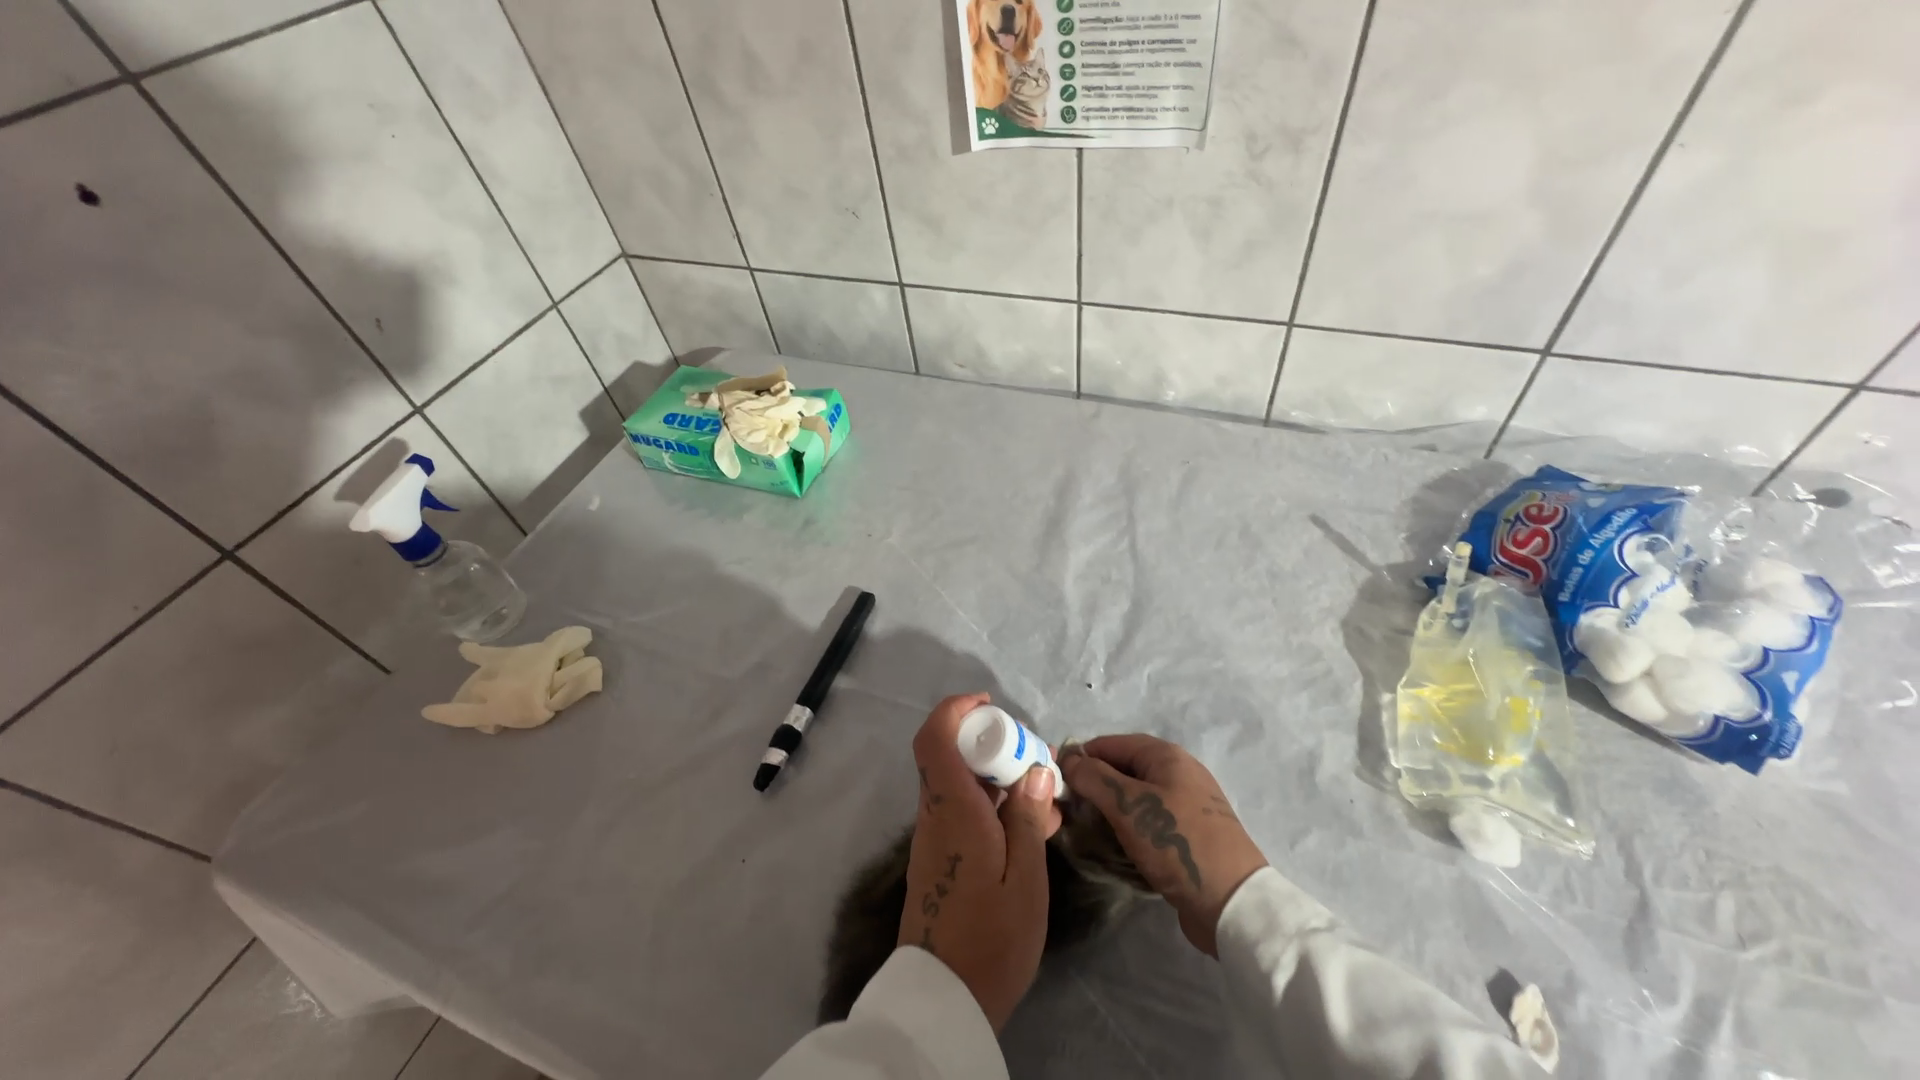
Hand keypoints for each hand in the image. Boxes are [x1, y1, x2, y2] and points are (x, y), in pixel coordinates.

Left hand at [897, 693, 1062, 1031]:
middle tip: (1038, 764)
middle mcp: (936, 817)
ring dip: (1000, 783)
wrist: (945, 998)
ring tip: (1047, 804)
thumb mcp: (1026, 878)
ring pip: (963, 788)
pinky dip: (995, 810)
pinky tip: (1033, 832)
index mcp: (952, 811)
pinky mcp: (942, 860)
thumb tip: (1035, 769)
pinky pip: (965, 815)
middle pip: (953, 758)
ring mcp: (936, 840)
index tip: (991, 705)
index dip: (956, 710)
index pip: (934, 738)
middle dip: (994, 748)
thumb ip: (1028, 818)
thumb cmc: (992, 937)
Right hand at [1061, 734, 1266, 956]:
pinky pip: (1148, 822)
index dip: (1080, 758)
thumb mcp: (1127, 806)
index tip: (1054, 782)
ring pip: (1134, 798)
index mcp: (1166, 755)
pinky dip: (1127, 829)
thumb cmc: (1175, 843)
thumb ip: (1093, 777)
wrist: (1230, 900)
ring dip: (1108, 812)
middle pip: (1122, 770)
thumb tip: (1067, 757)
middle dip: (1093, 787)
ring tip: (1084, 832)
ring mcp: (1186, 804)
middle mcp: (1178, 772)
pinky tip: (1113, 847)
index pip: (1110, 744)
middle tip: (1066, 811)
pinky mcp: (1188, 834)